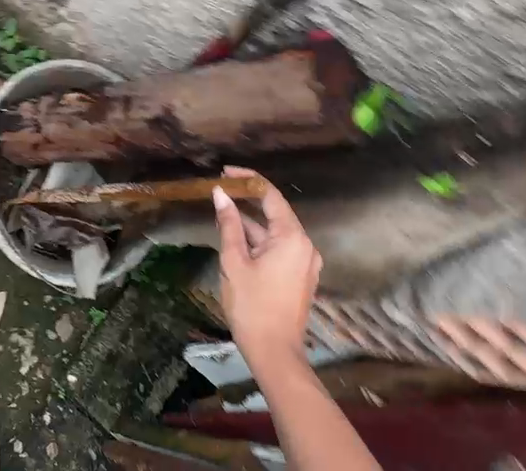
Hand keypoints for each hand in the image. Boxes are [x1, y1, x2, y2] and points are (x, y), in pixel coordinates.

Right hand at [213, 166, 321, 376]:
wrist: (274, 352)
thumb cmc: (252, 305)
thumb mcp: (234, 260)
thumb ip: (229, 224)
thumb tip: (221, 194)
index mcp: (292, 238)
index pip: (271, 195)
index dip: (248, 180)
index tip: (225, 173)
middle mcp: (305, 246)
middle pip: (275, 212)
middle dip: (248, 200)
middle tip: (220, 190)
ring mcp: (305, 263)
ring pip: (275, 231)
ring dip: (251, 222)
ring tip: (222, 215)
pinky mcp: (300, 276)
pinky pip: (279, 247)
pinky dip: (259, 240)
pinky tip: (237, 239)